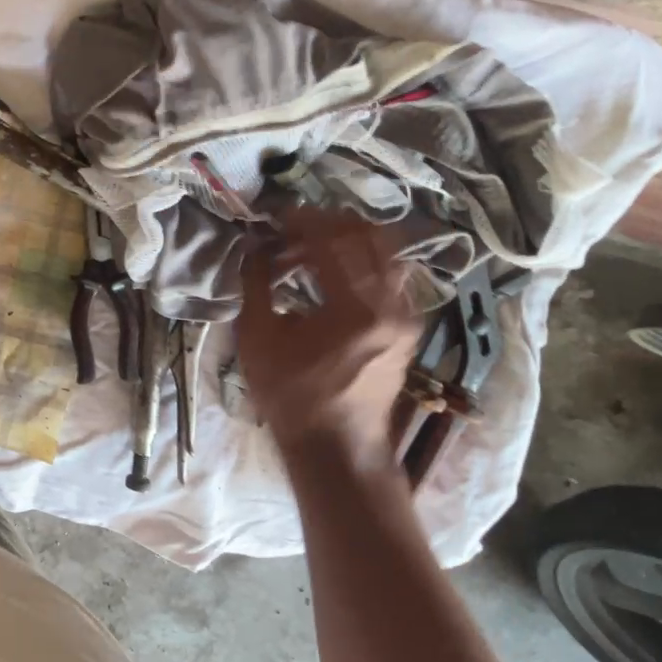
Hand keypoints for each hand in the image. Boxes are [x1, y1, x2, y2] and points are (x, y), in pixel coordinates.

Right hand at [236, 208, 420, 464]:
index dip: (301, 221)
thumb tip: (255, 247)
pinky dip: (359, 262)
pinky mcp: (405, 327)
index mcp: (357, 307)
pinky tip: (327, 272)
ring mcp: (405, 316)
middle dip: (329, 224)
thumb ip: (256, 283)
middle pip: (371, 238)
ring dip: (348, 241)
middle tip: (292, 224)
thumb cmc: (291, 394)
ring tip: (308, 246)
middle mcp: (392, 305)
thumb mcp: (258, 335)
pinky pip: (389, 276)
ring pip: (386, 254)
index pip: (334, 240)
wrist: (336, 446)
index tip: (272, 215)